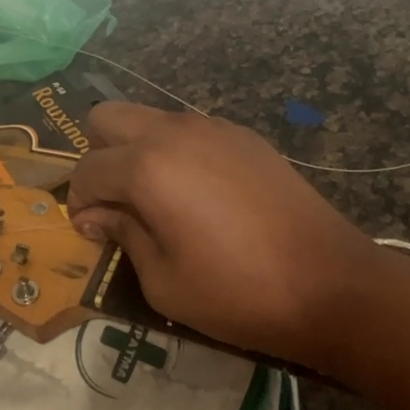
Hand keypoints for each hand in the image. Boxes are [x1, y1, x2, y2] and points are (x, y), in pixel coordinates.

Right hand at [66, 102, 378, 370]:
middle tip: (117, 202)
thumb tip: (99, 215)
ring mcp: (213, 128)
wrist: (331, 284)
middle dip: (99, 155)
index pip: (87, 169)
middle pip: (107, 117)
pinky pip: (189, 129)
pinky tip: (200, 195)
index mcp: (147, 167)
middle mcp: (174, 133)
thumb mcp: (164, 282)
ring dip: (137, 149)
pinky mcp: (244, 136)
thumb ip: (123, 237)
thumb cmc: (238, 293)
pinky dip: (176, 151)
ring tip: (158, 200)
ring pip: (150, 117)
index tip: (91, 231)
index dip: (79, 202)